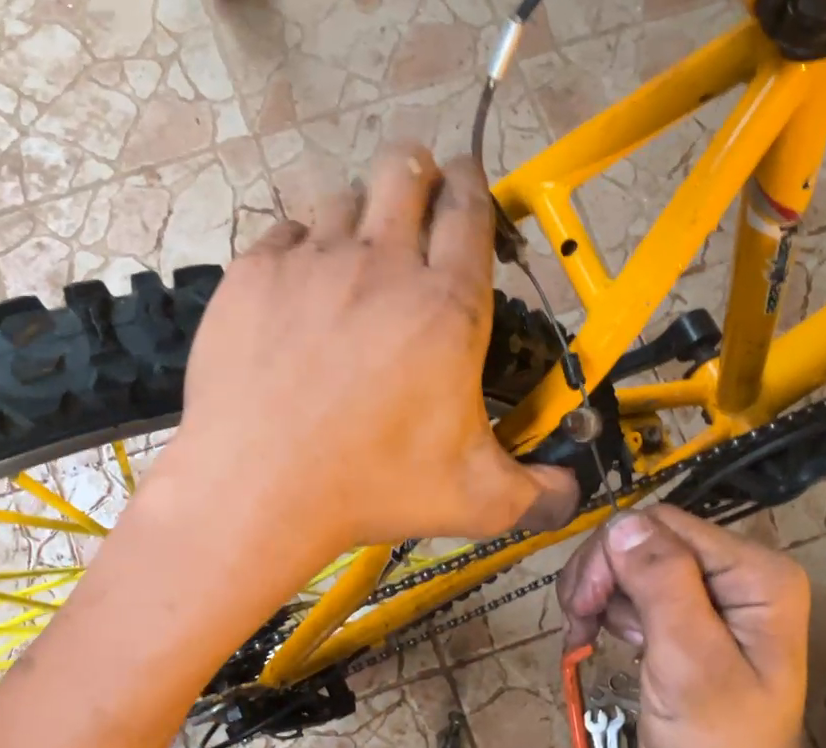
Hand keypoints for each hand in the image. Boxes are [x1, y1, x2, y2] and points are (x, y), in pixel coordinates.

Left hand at [167, 141, 576, 550]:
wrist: (257, 489)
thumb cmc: (371, 487)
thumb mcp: (473, 500)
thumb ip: (535, 493)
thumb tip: (571, 493)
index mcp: (446, 306)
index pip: (470, 210)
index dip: (472, 187)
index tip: (467, 185)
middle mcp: (382, 265)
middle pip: (405, 169)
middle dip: (418, 172)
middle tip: (417, 199)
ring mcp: (312, 263)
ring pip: (342, 198)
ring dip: (358, 215)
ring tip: (354, 255)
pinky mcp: (253, 275)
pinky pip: (284, 232)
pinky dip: (299, 248)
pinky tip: (298, 287)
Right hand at [556, 505, 811, 747]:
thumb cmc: (719, 739)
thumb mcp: (690, 663)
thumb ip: (662, 587)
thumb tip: (623, 523)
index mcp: (757, 573)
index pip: (664, 527)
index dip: (613, 557)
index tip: (584, 608)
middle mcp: (738, 569)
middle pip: (645, 538)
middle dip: (602, 576)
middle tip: (578, 624)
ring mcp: (714, 588)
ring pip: (632, 559)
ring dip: (600, 593)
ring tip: (590, 635)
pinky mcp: (689, 607)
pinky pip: (634, 584)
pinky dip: (608, 607)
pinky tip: (602, 636)